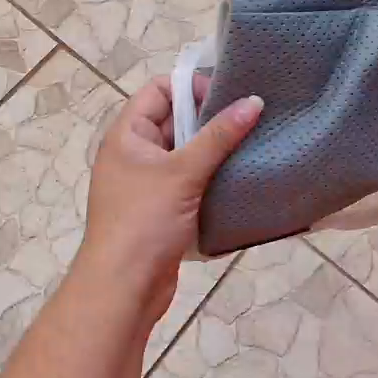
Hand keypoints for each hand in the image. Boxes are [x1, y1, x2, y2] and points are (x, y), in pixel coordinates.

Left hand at [80, 75, 262, 322]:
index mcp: (127, 134)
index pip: (159, 89)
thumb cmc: (145, 221)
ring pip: (186, 151)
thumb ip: (220, 135)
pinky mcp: (162, 208)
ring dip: (215, 148)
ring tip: (252, 142)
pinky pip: (190, 179)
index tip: (228, 96)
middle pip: (175, 118)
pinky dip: (211, 175)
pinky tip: (240, 175)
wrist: (123, 290)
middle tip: (250, 117)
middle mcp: (134, 153)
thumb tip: (254, 101)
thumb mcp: (183, 172)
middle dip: (210, 117)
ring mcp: (148, 182)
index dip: (191, 86)